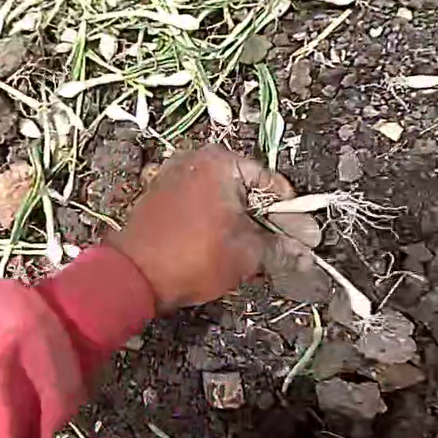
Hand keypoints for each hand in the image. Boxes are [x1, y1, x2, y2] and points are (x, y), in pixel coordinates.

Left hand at [107, 146, 293, 310]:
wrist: (132, 277)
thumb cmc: (193, 258)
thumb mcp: (247, 254)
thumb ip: (281, 247)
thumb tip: (305, 250)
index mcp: (221, 162)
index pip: (272, 183)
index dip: (291, 214)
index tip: (302, 237)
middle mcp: (196, 159)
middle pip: (247, 188)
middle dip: (265, 219)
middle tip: (281, 247)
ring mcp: (174, 175)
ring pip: (224, 197)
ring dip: (241, 222)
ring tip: (253, 252)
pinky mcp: (160, 195)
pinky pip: (200, 203)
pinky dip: (216, 220)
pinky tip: (224, 245)